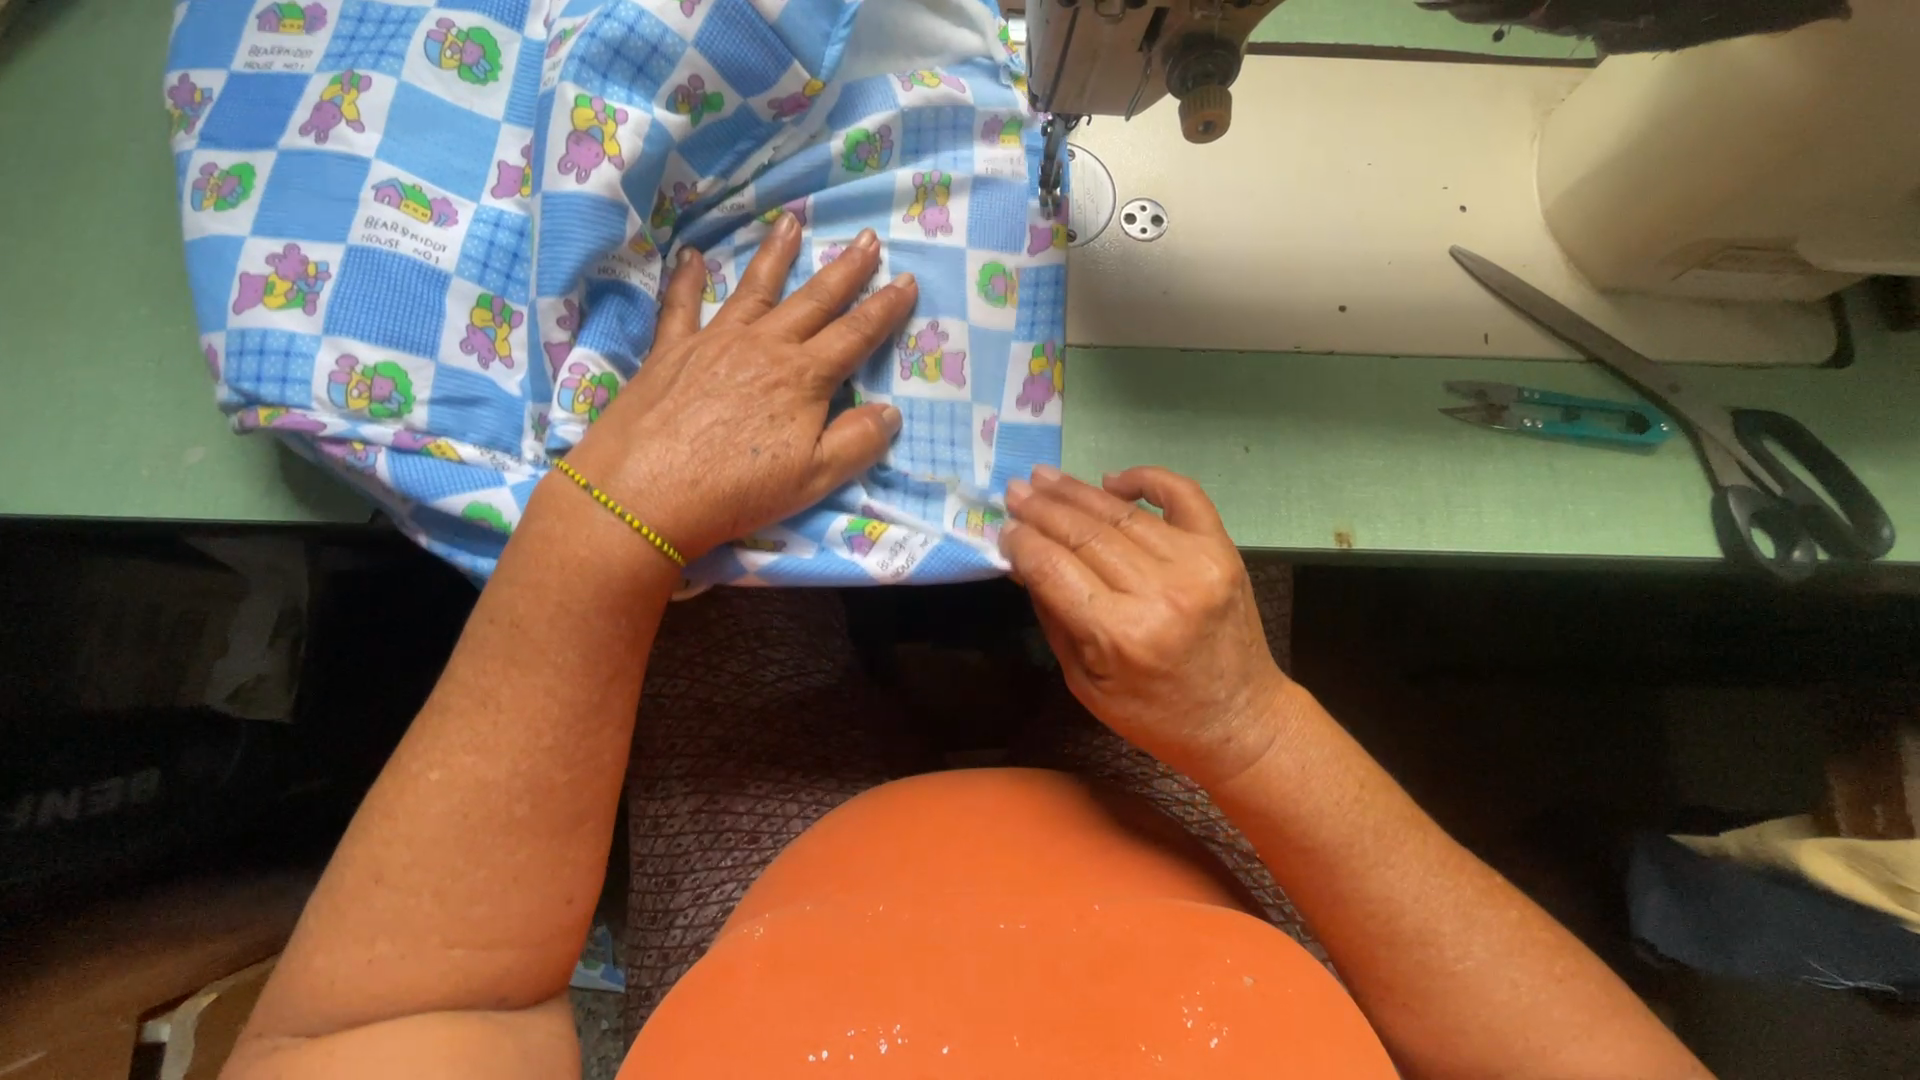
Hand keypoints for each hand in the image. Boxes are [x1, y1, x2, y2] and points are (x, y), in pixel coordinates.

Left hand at [561, 215, 915, 560]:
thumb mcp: (813, 479)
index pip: (855, 334)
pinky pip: (681, 305)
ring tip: (792, 223)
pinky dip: (688, 279)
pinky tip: (693, 256)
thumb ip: (857, 443)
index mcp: (803, 377)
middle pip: (813, 301)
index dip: (885, 307)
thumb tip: (890, 412)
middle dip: (845, 270)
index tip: (906, 280)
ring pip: (754, 289)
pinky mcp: (670, 351)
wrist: (643, 495)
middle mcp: (763, 346)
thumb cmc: (735, 491)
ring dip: (776, 255)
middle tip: (867, 238)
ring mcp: (714, 342)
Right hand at [1001, 465, 1291, 785]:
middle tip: (1015, 490)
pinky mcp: (1222, 551)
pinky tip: (1113, 480)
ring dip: (1078, 491)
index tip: (1003, 530)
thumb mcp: (1084, 681)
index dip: (1022, 543)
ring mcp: (1195, 565)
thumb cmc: (1152, 714)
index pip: (1053, 568)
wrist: (1237, 720)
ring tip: (1046, 478)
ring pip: (1122, 512)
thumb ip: (1053, 616)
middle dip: (1041, 509)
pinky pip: (1183, 495)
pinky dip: (1147, 479)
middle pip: (1083, 533)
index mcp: (1120, 633)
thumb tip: (1025, 562)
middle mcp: (1159, 591)